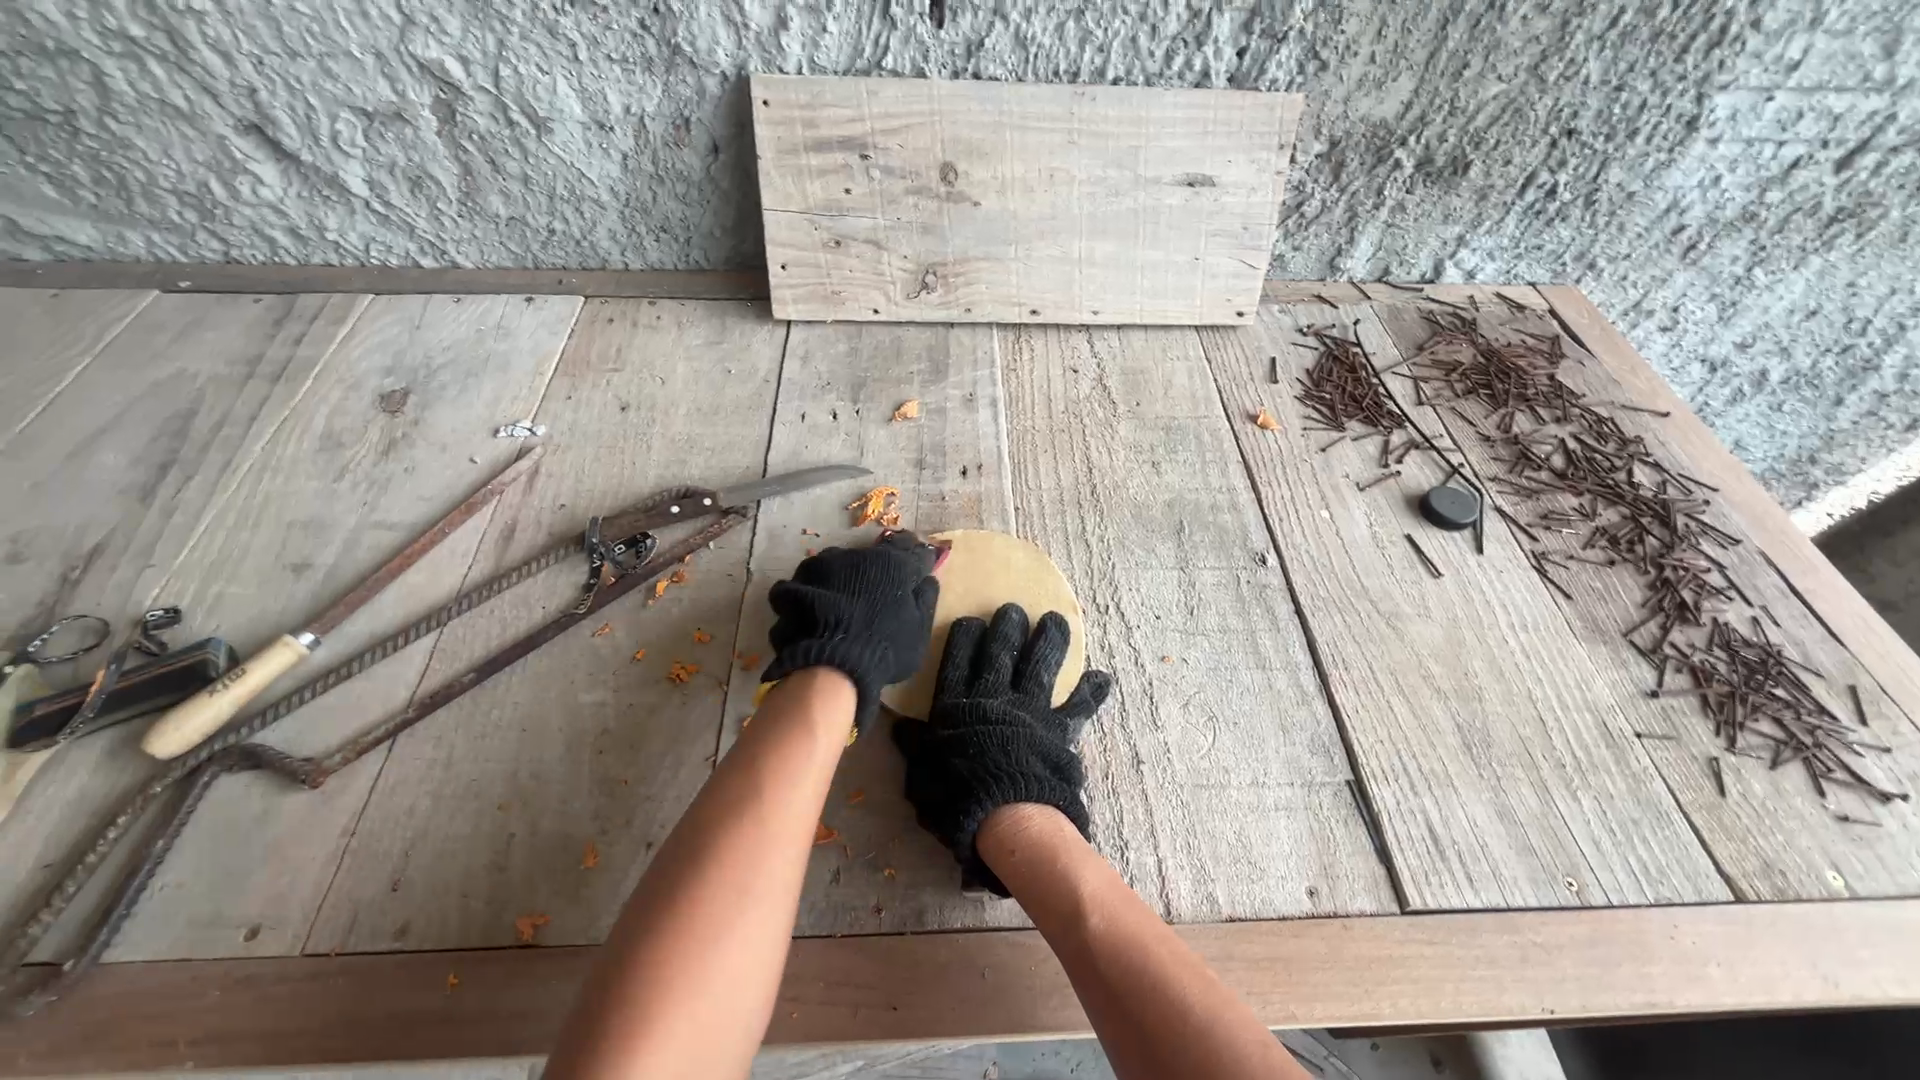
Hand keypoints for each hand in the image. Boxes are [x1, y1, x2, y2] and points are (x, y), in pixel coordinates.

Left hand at [762, 530, 940, 735]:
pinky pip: (812, 582)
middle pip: (873, 555)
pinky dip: (817, 590)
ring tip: (841, 598)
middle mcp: (860, 555)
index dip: (917, 555)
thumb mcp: (919, 630)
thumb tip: (927, 579)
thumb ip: (925, 600)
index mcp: (895, 565)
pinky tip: (816, 608)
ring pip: (840, 564)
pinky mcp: (797, 580)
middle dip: (878, 567)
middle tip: (878, 584)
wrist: (829, 664)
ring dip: (844, 576)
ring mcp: (825, 564)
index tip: (918, 560)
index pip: (912, 550)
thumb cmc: (884, 648)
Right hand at [892, 602, 1112, 894]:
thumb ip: (915, 747)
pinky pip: (1079, 705)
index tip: (970, 620)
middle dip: (1006, 628)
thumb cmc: (956, 798)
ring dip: (1048, 640)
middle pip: (1000, 652)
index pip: (957, 661)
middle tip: (1012, 610)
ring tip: (1055, 620)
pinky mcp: (1058, 726)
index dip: (964, 638)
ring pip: (1039, 665)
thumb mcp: (922, 774)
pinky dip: (1091, 692)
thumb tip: (901, 728)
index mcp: (956, 706)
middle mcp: (993, 698)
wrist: (1006, 814)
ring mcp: (1029, 709)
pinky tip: (1103, 677)